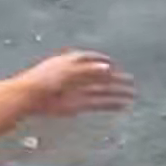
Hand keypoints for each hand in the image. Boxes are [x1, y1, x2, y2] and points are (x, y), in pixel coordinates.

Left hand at [15, 51, 134, 117]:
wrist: (31, 98)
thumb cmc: (46, 80)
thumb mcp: (68, 71)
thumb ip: (89, 69)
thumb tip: (108, 67)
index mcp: (67, 65)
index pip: (86, 59)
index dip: (100, 59)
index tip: (115, 62)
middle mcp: (73, 77)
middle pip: (97, 76)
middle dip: (114, 78)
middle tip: (131, 81)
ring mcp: (77, 91)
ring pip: (101, 90)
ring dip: (117, 92)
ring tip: (133, 94)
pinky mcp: (79, 104)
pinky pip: (100, 104)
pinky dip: (112, 104)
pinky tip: (124, 105)